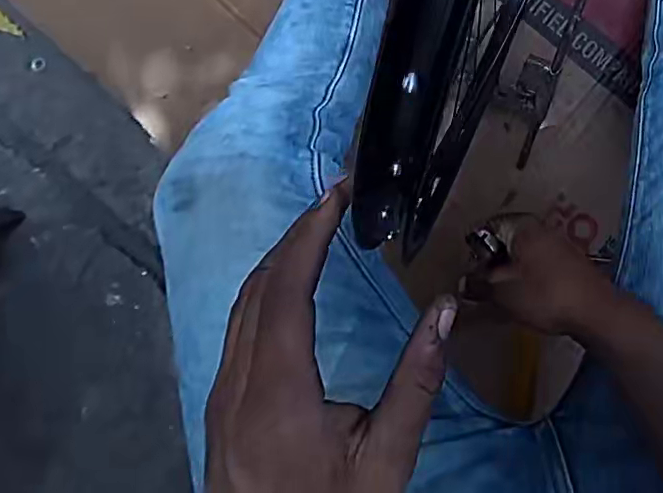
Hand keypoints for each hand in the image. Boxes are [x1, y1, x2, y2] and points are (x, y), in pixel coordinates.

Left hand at [206, 179, 457, 492]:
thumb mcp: (384, 466)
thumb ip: (416, 384)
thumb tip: (443, 309)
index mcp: (276, 388)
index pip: (288, 283)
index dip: (311, 230)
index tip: (337, 195)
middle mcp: (238, 380)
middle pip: (261, 282)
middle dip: (297, 233)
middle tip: (334, 202)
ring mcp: (221, 391)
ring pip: (244, 299)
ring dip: (279, 256)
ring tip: (317, 230)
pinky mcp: (219, 403)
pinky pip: (238, 322)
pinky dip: (266, 286)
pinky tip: (289, 284)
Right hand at [463, 214, 619, 337]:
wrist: (598, 313)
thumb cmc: (546, 296)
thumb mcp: (505, 294)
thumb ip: (480, 285)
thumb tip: (463, 282)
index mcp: (520, 226)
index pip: (486, 229)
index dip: (475, 253)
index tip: (473, 276)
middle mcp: (539, 227)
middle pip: (505, 242)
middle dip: (493, 265)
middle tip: (486, 290)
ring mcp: (558, 243)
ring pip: (523, 255)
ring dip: (511, 273)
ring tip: (506, 299)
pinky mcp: (571, 262)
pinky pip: (540, 265)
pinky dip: (530, 279)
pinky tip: (530, 300)